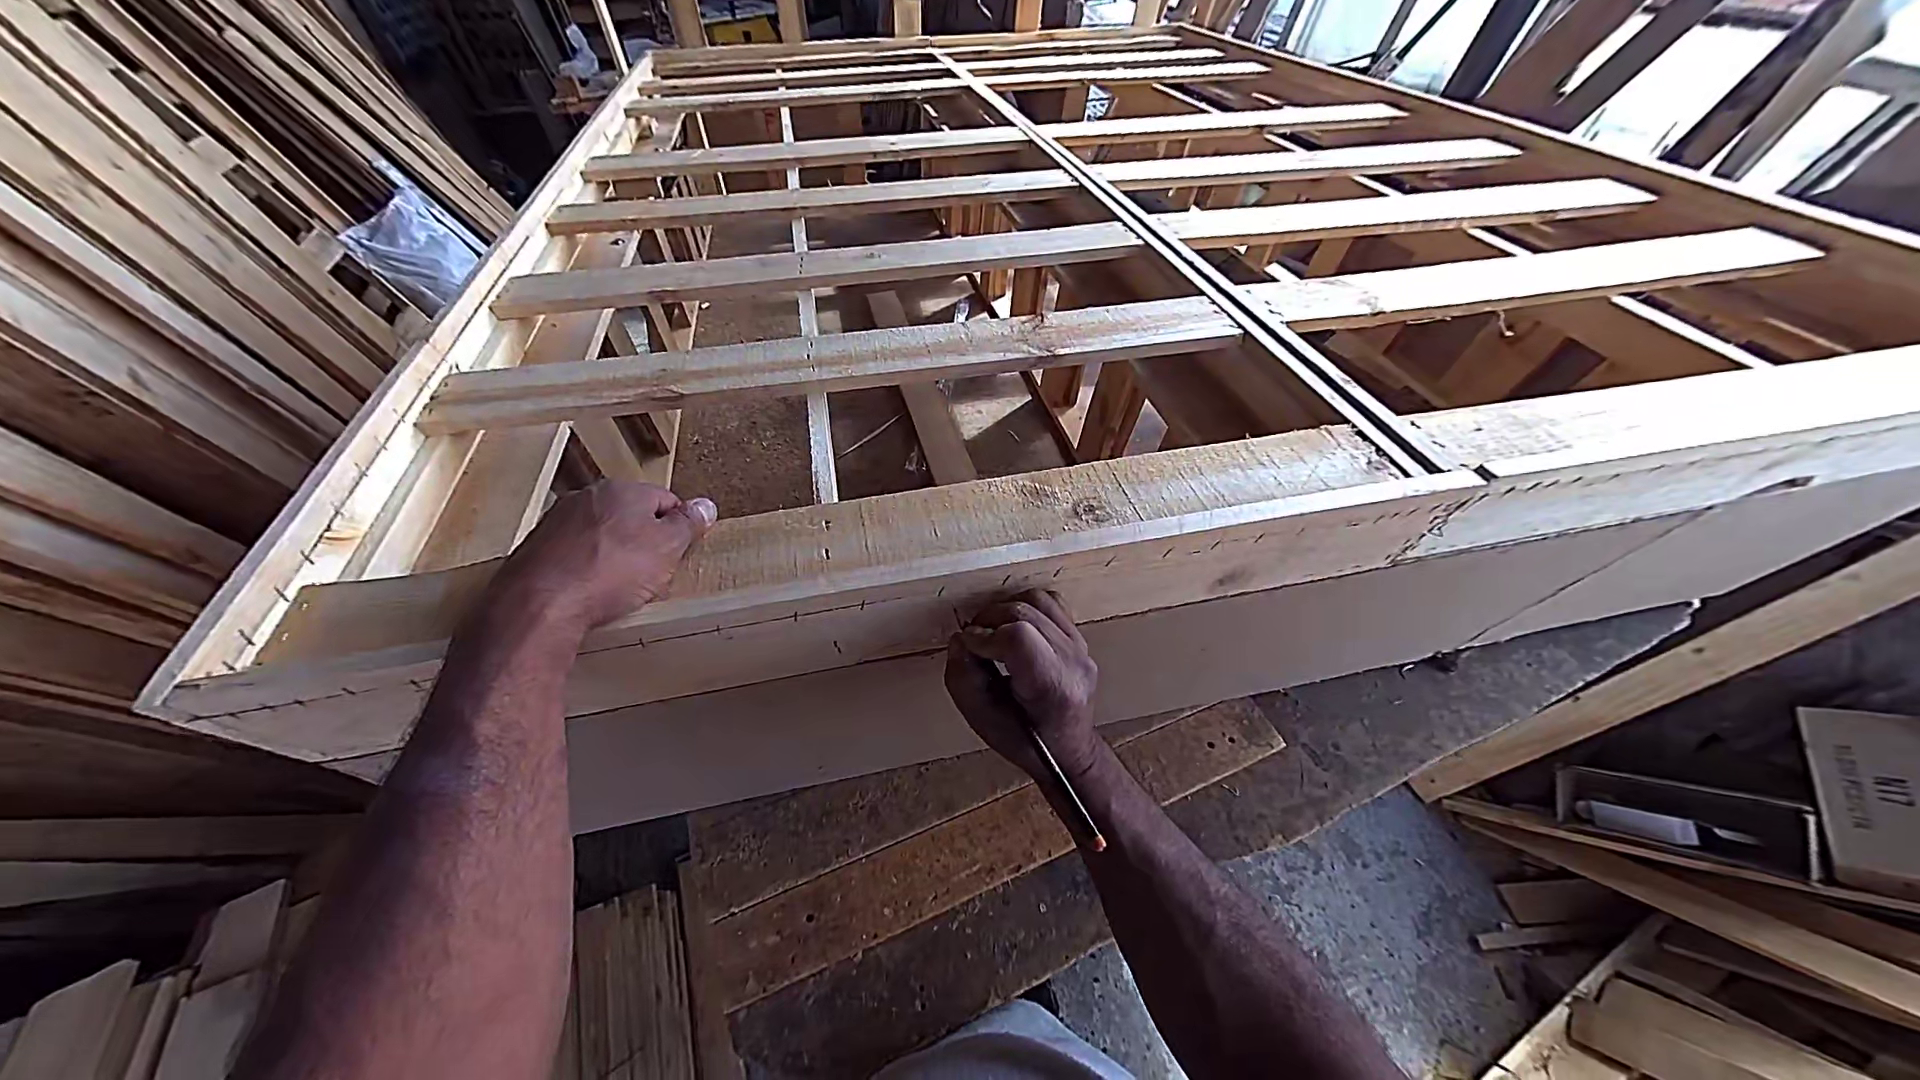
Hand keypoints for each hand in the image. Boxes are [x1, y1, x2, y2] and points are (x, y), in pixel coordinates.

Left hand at [495, 481, 716, 628]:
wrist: (540, 604)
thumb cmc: (609, 572)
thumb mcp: (668, 547)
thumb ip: (688, 523)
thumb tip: (706, 505)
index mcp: (622, 490)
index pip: (666, 500)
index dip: (679, 528)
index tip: (682, 552)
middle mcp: (587, 497)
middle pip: (631, 516)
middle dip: (646, 542)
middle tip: (656, 573)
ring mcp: (557, 522)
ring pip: (602, 536)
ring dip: (615, 557)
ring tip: (623, 588)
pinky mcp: (535, 550)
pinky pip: (575, 556)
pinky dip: (587, 571)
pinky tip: (593, 592)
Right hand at [944, 589, 1101, 781]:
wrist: (1067, 749)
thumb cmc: (1025, 741)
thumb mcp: (982, 720)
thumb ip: (963, 678)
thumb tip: (960, 640)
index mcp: (1053, 689)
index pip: (1019, 637)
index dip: (984, 636)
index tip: (969, 647)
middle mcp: (1073, 663)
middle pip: (1024, 614)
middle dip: (988, 621)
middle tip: (973, 642)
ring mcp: (1080, 647)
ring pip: (1037, 601)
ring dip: (1005, 610)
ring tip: (991, 632)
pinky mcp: (1078, 637)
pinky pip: (1051, 602)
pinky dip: (1026, 607)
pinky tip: (1013, 626)